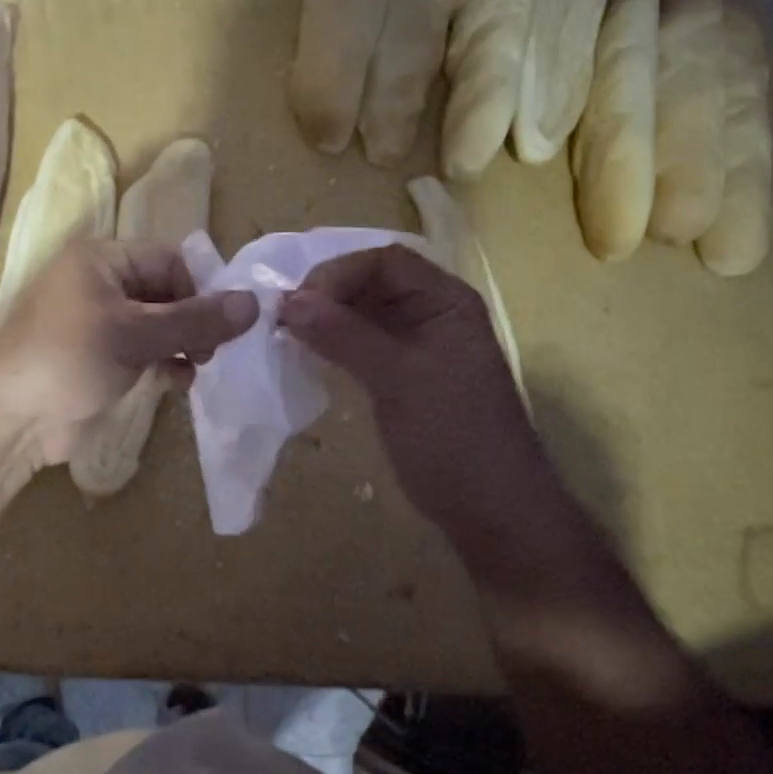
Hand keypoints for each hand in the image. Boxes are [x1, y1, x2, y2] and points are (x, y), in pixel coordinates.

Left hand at [0, 239, 257, 463]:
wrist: (13, 420)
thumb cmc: (71, 361)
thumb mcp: (137, 336)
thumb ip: (197, 320)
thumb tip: (253, 303)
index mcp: (101, 260)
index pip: (169, 260)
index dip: (198, 290)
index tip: (216, 326)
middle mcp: (100, 284)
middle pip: (166, 291)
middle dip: (192, 320)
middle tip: (208, 351)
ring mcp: (98, 323)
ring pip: (158, 324)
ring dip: (182, 344)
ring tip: (195, 366)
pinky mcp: (98, 359)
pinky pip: (143, 350)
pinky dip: (163, 362)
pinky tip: (177, 382)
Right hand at [279, 245, 564, 546]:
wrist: (490, 512)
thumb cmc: (454, 438)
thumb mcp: (399, 380)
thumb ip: (345, 336)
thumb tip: (287, 301)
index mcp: (446, 302)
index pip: (384, 261)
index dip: (338, 272)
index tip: (296, 302)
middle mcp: (432, 315)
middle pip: (371, 283)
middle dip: (326, 293)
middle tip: (282, 319)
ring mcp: (416, 348)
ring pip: (362, 315)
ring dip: (325, 319)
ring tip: (285, 334)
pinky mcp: (401, 379)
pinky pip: (360, 346)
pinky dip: (332, 345)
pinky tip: (304, 355)